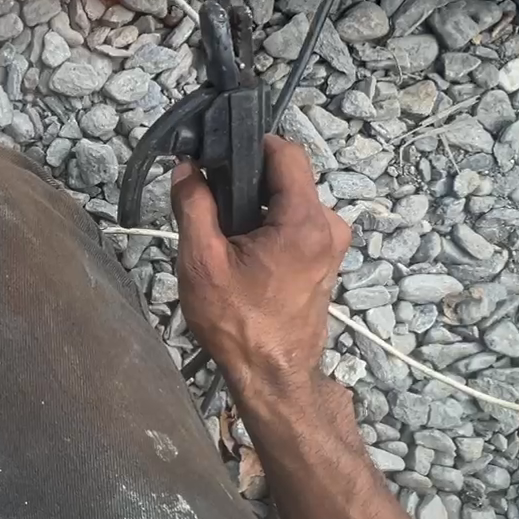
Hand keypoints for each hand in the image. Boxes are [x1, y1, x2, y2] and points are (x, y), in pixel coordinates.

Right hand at [171, 136, 351, 425]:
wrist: (270, 374)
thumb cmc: (236, 320)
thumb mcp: (201, 260)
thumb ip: (194, 205)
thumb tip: (187, 167)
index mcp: (306, 220)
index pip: (286, 152)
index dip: (248, 144)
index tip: (213, 154)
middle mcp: (330, 226)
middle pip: (283, 178)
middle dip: (243, 184)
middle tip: (207, 207)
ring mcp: (331, 244)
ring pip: (285, 202)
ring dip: (251, 209)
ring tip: (220, 238)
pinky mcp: (323, 259)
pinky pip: (292, 224)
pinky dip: (263, 227)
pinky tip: (238, 253)